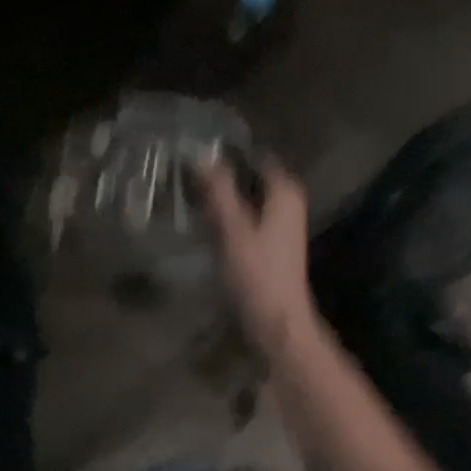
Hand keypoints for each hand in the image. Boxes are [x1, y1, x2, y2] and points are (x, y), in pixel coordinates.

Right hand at [199, 157, 319, 348]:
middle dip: (219, 173)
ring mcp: (278, 223)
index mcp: (285, 192)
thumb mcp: (232, 228)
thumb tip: (200, 152)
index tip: (195, 148)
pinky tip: (200, 218)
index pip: (254, 155)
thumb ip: (218, 189)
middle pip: (248, 176)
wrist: (275, 321)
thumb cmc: (257, 273)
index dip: (227, 151)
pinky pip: (243, 215)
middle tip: (183, 169)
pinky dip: (224, 214)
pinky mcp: (267, 241)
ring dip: (219, 195)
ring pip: (244, 196)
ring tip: (186, 190)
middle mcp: (286, 201)